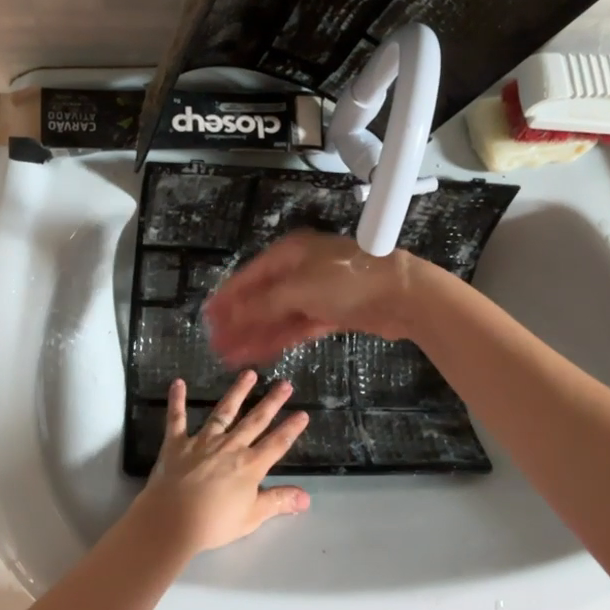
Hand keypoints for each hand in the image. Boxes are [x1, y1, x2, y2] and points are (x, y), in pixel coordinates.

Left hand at [133, 371, 310, 554]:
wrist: (171, 521)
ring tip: (249, 374)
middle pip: (255, 421)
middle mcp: (229, 447)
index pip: (276, 443)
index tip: (303, 413)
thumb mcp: (252, 518)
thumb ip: (278, 502)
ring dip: (237, 392)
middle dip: (271, 402)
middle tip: (285, 384)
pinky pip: (177, 418)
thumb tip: (306, 497)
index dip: (291, 428)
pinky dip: (177, 400)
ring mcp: (202, 442)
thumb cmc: (214, 523)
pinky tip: (178, 383)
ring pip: (223, 412)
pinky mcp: (176, 443)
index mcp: (250, 466)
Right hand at [204, 231, 434, 365]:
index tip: (208, 318)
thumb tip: (232, 315)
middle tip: (217, 344)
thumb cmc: (348, 282)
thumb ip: (262, 304)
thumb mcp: (298, 288)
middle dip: (239, 322)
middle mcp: (299, 270)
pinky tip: (259, 353)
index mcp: (289, 253)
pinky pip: (295, 328)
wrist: (401, 295)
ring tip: (232, 355)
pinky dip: (277, 340)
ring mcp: (315, 293)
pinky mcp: (330, 314)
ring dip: (254, 335)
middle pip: (261, 299)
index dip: (228, 298)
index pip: (249, 277)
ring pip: (276, 317)